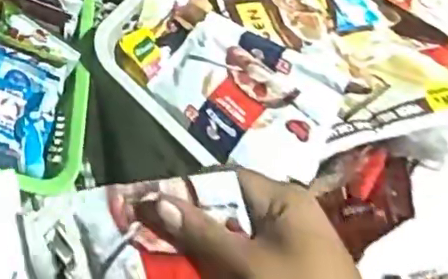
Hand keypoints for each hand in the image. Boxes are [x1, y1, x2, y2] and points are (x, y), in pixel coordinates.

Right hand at [133, 169, 358, 278]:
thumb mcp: (248, 268)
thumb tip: (151, 199)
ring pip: (234, 234)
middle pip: (226, 206)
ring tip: (174, 256)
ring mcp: (295, 245)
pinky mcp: (295, 271)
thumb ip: (199, 231)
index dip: (183, 191)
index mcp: (283, 198)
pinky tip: (206, 272)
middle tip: (157, 235)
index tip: (152, 207)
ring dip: (205, 246)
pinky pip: (249, 258)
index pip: (219, 178)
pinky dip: (226, 264)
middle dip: (192, 221)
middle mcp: (289, 212)